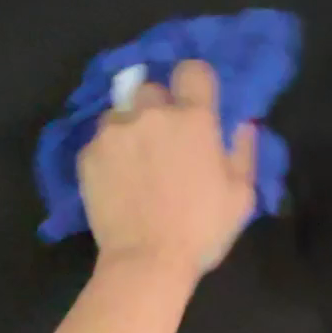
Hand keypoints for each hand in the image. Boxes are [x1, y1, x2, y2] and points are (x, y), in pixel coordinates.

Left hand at [77, 59, 257, 277]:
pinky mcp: (88, 156)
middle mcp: (150, 114)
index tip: (194, 105)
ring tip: (132, 162)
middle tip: (161, 141)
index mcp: (193, 118)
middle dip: (156, 108)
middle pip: (150, 89)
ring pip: (119, 114)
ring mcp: (114, 133)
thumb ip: (243, 153)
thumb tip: (242, 125)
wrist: (146, 262)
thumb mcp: (240, 197)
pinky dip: (106, 155)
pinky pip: (98, 143)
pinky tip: (114, 182)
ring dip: (128, 130)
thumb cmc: (200, 232)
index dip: (193, 84)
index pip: (192, 70)